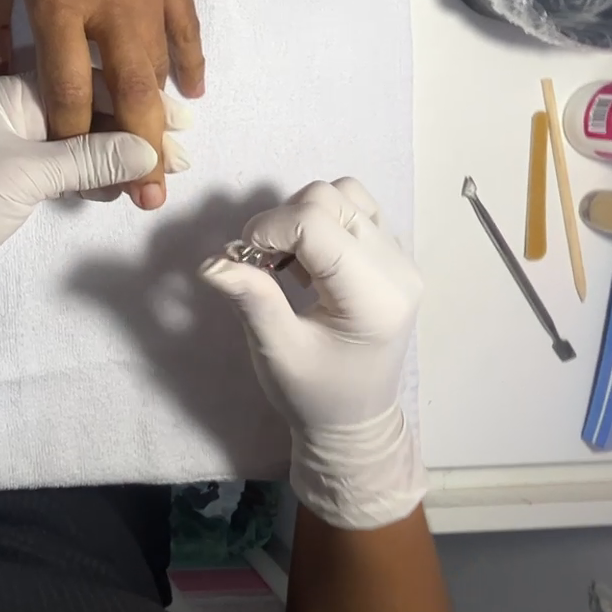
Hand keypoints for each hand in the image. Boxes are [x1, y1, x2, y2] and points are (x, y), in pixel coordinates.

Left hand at [0, 0, 204, 211]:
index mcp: (57, 1)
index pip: (68, 90)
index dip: (72, 138)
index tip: (76, 171)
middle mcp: (109, 4)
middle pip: (127, 95)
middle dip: (134, 153)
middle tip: (144, 200)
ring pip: (163, 70)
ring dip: (165, 121)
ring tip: (169, 162)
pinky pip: (188, 30)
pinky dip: (191, 64)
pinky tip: (191, 93)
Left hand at [0, 75, 192, 327]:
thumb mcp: (26, 174)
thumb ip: (89, 158)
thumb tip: (150, 149)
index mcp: (11, 91)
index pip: (86, 84)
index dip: (134, 104)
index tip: (179, 123)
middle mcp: (18, 109)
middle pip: (88, 113)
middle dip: (134, 135)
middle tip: (182, 154)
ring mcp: (18, 143)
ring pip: (81, 143)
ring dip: (118, 159)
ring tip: (163, 176)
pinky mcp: (17, 175)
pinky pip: (66, 166)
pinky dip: (94, 177)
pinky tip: (122, 189)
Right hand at [199, 179, 427, 530]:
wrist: (354, 419)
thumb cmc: (314, 392)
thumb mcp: (277, 351)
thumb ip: (251, 299)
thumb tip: (211, 263)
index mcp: (373, 298)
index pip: (314, 223)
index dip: (266, 229)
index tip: (245, 261)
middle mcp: (396, 268)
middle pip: (327, 198)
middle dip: (280, 220)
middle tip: (262, 263)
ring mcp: (400, 257)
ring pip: (342, 192)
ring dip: (301, 215)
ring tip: (287, 258)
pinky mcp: (392, 253)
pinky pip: (354, 205)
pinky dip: (321, 217)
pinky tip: (308, 255)